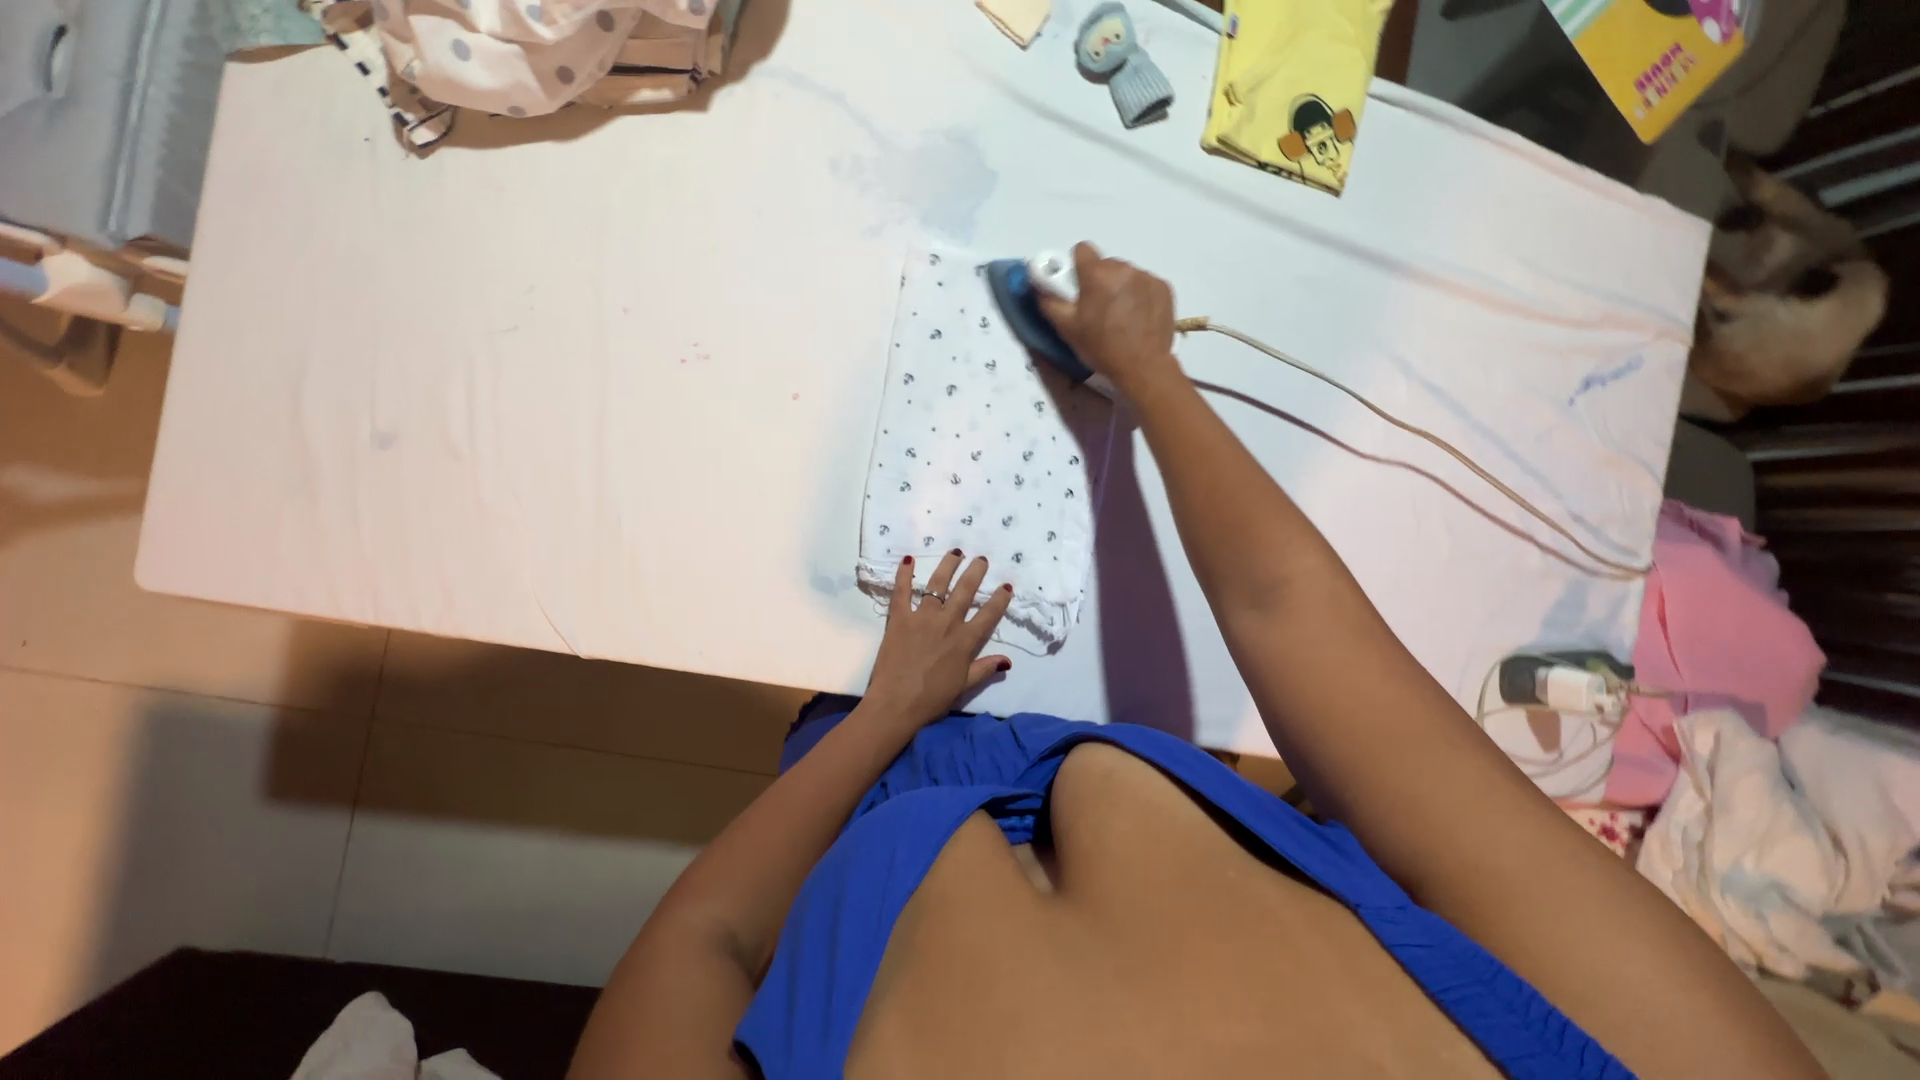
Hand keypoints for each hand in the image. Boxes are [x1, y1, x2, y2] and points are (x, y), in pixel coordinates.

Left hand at [863, 550, 1013, 728]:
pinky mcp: (899, 618)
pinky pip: (901, 591)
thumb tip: (1007, 661)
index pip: (988, 615)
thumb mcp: (964, 686)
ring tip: (955, 552)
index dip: (999, 600)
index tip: (1006, 586)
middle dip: (975, 573)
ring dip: (948, 566)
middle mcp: (947, 623)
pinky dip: (904, 574)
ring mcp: (922, 617)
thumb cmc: (932, 699)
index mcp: (965, 641)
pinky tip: (908, 559)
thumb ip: (985, 669)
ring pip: (938, 584)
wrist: (896, 704)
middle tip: (981, 559)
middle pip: (965, 591)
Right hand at [1037, 242, 1179, 398]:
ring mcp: (1146, 277)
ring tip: (1120, 316)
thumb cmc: (1101, 348)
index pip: (1082, 249)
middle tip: (1098, 308)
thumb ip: (1048, 300)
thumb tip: (1039, 282)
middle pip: (1105, 264)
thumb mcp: (1066, 328)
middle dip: (1099, 280)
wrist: (1143, 367)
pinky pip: (1145, 284)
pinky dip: (1139, 295)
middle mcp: (1123, 268)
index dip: (1076, 266)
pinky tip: (1138, 317)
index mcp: (1097, 273)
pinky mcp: (1163, 288)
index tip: (1078, 286)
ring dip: (1120, 287)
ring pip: (1126, 274)